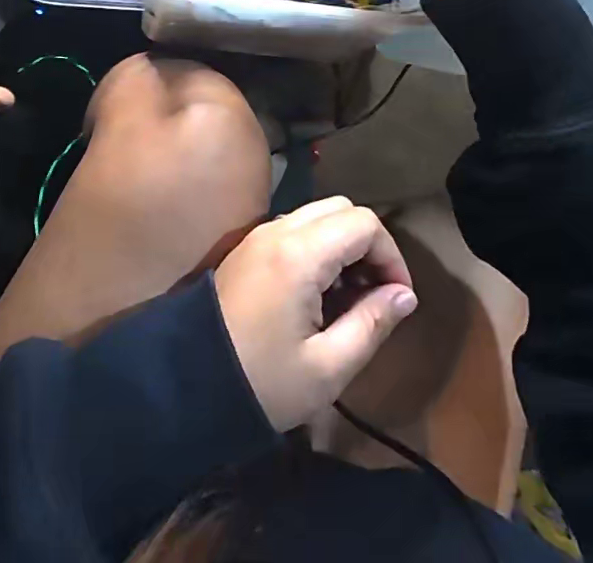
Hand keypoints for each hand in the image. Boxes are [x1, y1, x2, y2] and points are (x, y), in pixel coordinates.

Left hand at [213, 197, 416, 430]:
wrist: (187, 385)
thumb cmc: (263, 382)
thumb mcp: (328, 367)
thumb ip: (372, 323)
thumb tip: (405, 295)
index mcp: (298, 255)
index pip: (363, 223)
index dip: (391, 255)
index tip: (398, 297)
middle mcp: (277, 231)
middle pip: (341, 208)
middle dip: (369, 244)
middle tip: (376, 292)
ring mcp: (258, 236)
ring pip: (318, 214)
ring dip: (344, 243)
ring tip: (351, 295)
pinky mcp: (248, 248)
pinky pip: (296, 229)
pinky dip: (320, 246)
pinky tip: (320, 291)